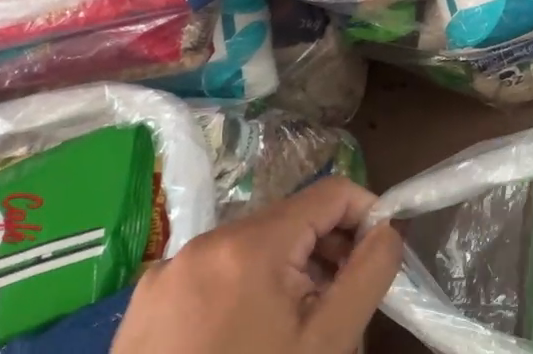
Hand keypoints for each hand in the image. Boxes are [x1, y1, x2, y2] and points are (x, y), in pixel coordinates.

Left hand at [112, 177, 405, 353]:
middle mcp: (203, 244)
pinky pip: (214, 272)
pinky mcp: (144, 304)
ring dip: (288, 271)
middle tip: (340, 299)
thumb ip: (370, 271)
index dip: (367, 214)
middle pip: (291, 220)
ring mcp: (166, 275)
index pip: (332, 193)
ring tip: (294, 324)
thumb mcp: (328, 339)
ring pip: (253, 246)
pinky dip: (244, 288)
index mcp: (251, 244)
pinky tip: (246, 336)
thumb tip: (388, 227)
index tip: (377, 255)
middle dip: (327, 250)